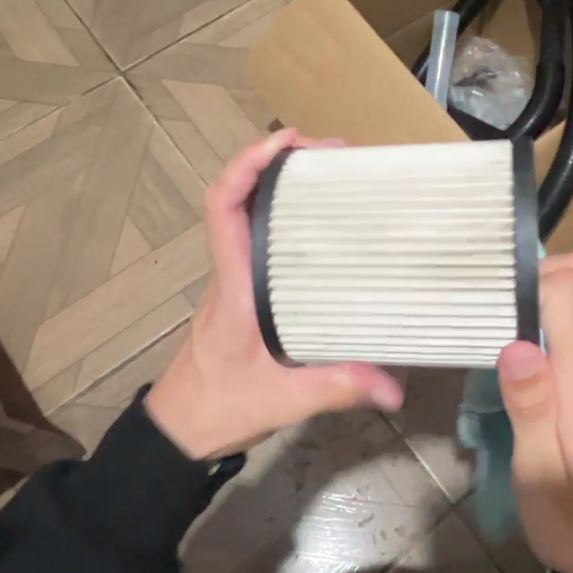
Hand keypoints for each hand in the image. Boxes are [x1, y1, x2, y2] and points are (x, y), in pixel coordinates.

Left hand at [145, 129, 404, 459]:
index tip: (289, 141)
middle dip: (279, 164)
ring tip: (335, 179)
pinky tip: (323, 230)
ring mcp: (235, 281)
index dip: (248, 164)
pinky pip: (259, 240)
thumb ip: (336, 388)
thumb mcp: (282, 399)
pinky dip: (284, 219)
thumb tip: (393, 387)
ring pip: (248, 215)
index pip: (223, 207)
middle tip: (334, 157)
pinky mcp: (244, 295)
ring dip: (281, 187)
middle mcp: (232, 271)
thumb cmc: (218, 406)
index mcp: (235, 283)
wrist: (179, 431)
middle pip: (239, 197)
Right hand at [496, 250, 572, 572]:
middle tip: (511, 307)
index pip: (569, 290)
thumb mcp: (537, 478)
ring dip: (569, 283)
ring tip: (530, 317)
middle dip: (548, 271)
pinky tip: (555, 339)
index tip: (497, 305)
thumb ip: (530, 409)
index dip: (528, 281)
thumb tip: (517, 344)